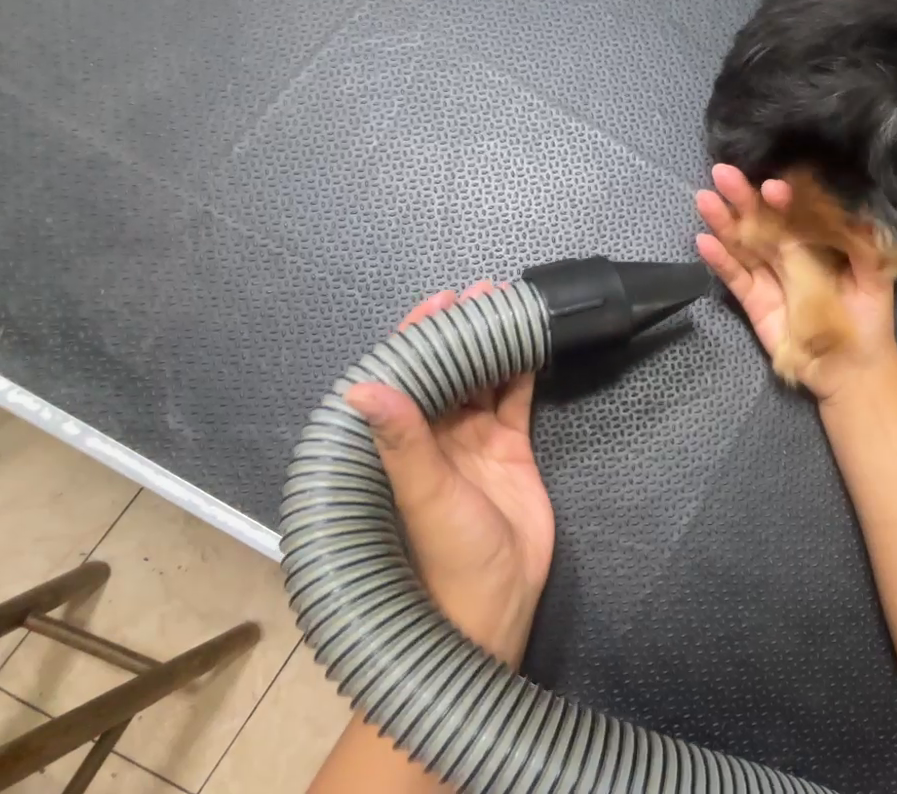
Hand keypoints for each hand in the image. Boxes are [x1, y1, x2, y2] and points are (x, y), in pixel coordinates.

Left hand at [342, 282, 552, 667]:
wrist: (496, 604)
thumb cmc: (450, 554)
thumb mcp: (425, 495)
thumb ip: (402, 441)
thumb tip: (363, 388)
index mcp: (405, 443)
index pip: (407, 377)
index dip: (420, 337)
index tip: (440, 300)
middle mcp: (436, 436)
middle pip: (449, 371)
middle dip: (462, 331)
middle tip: (484, 293)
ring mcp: (475, 441)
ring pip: (483, 379)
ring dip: (494, 345)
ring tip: (509, 306)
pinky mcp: (511, 449)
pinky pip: (515, 400)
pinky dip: (523, 372)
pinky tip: (532, 344)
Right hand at [695, 164, 896, 400]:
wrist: (852, 369)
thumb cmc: (868, 319)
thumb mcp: (875, 276)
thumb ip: (864, 242)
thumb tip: (857, 203)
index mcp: (819, 242)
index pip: (798, 213)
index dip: (784, 199)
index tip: (774, 187)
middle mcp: (791, 253)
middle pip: (763, 221)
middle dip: (743, 198)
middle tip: (723, 173)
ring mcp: (770, 276)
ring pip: (744, 244)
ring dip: (724, 223)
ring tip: (705, 199)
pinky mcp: (754, 302)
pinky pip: (735, 278)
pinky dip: (720, 261)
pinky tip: (704, 242)